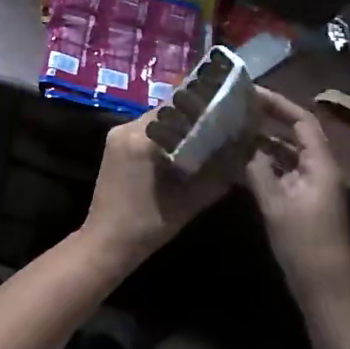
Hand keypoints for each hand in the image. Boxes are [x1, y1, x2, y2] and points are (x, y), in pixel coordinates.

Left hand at [81, 112, 233, 268]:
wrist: (106, 241)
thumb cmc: (148, 225)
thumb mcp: (190, 201)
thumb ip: (217, 172)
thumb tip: (242, 150)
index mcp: (142, 137)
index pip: (178, 107)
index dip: (204, 107)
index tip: (228, 113)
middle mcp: (126, 127)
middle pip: (166, 111)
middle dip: (192, 116)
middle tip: (220, 125)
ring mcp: (116, 134)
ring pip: (155, 119)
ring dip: (177, 125)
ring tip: (205, 136)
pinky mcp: (113, 143)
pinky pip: (144, 130)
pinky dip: (163, 134)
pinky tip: (180, 148)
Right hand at [246, 88, 349, 303]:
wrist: (326, 290)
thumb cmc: (304, 244)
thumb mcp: (275, 204)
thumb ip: (258, 170)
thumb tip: (244, 146)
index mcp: (321, 165)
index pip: (302, 121)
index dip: (277, 103)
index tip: (249, 91)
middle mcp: (320, 169)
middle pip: (295, 132)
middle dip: (268, 117)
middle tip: (236, 106)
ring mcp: (312, 185)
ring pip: (287, 151)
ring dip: (263, 139)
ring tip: (232, 127)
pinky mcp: (303, 200)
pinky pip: (283, 169)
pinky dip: (264, 161)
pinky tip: (239, 158)